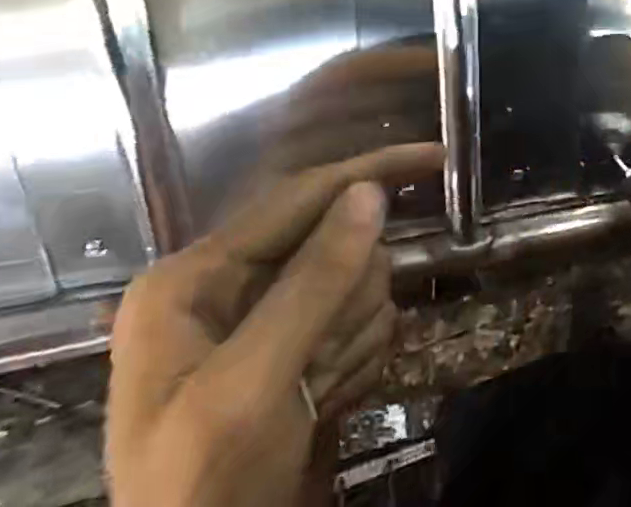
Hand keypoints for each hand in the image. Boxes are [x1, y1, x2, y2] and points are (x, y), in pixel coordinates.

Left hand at [105, 141, 445, 506]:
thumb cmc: (202, 494)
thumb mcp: (250, 388)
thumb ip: (311, 284)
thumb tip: (370, 193)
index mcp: (194, 277)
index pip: (300, 197)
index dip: (370, 172)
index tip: (436, 157)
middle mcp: (228, 285)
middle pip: (337, 245)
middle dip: (346, 303)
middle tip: (317, 370)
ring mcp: (265, 320)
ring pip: (358, 286)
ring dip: (351, 341)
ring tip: (315, 398)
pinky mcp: (297, 351)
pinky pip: (361, 325)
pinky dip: (356, 363)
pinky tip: (323, 406)